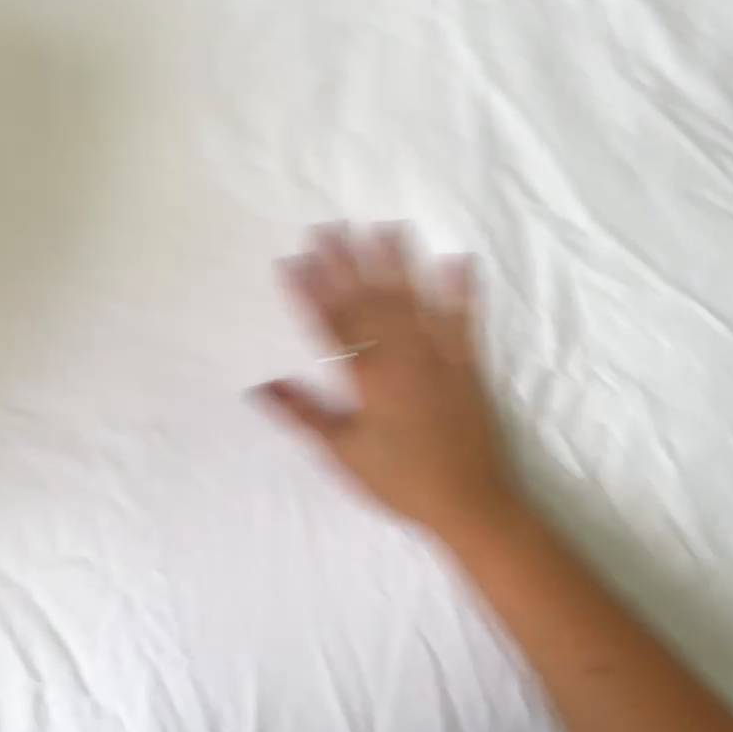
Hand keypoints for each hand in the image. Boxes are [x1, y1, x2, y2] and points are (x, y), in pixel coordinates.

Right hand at [255, 224, 521, 536]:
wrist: (472, 505)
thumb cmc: (399, 480)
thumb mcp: (341, 453)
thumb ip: (302, 414)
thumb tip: (260, 385)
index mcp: (367, 378)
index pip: (331, 324)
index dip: (309, 290)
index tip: (292, 261)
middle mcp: (402, 357)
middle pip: (368, 301)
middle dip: (346, 262)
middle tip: (329, 227)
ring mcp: (439, 357)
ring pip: (413, 300)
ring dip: (398, 262)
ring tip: (385, 226)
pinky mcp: (470, 365)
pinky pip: (465, 321)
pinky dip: (462, 290)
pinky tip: (459, 260)